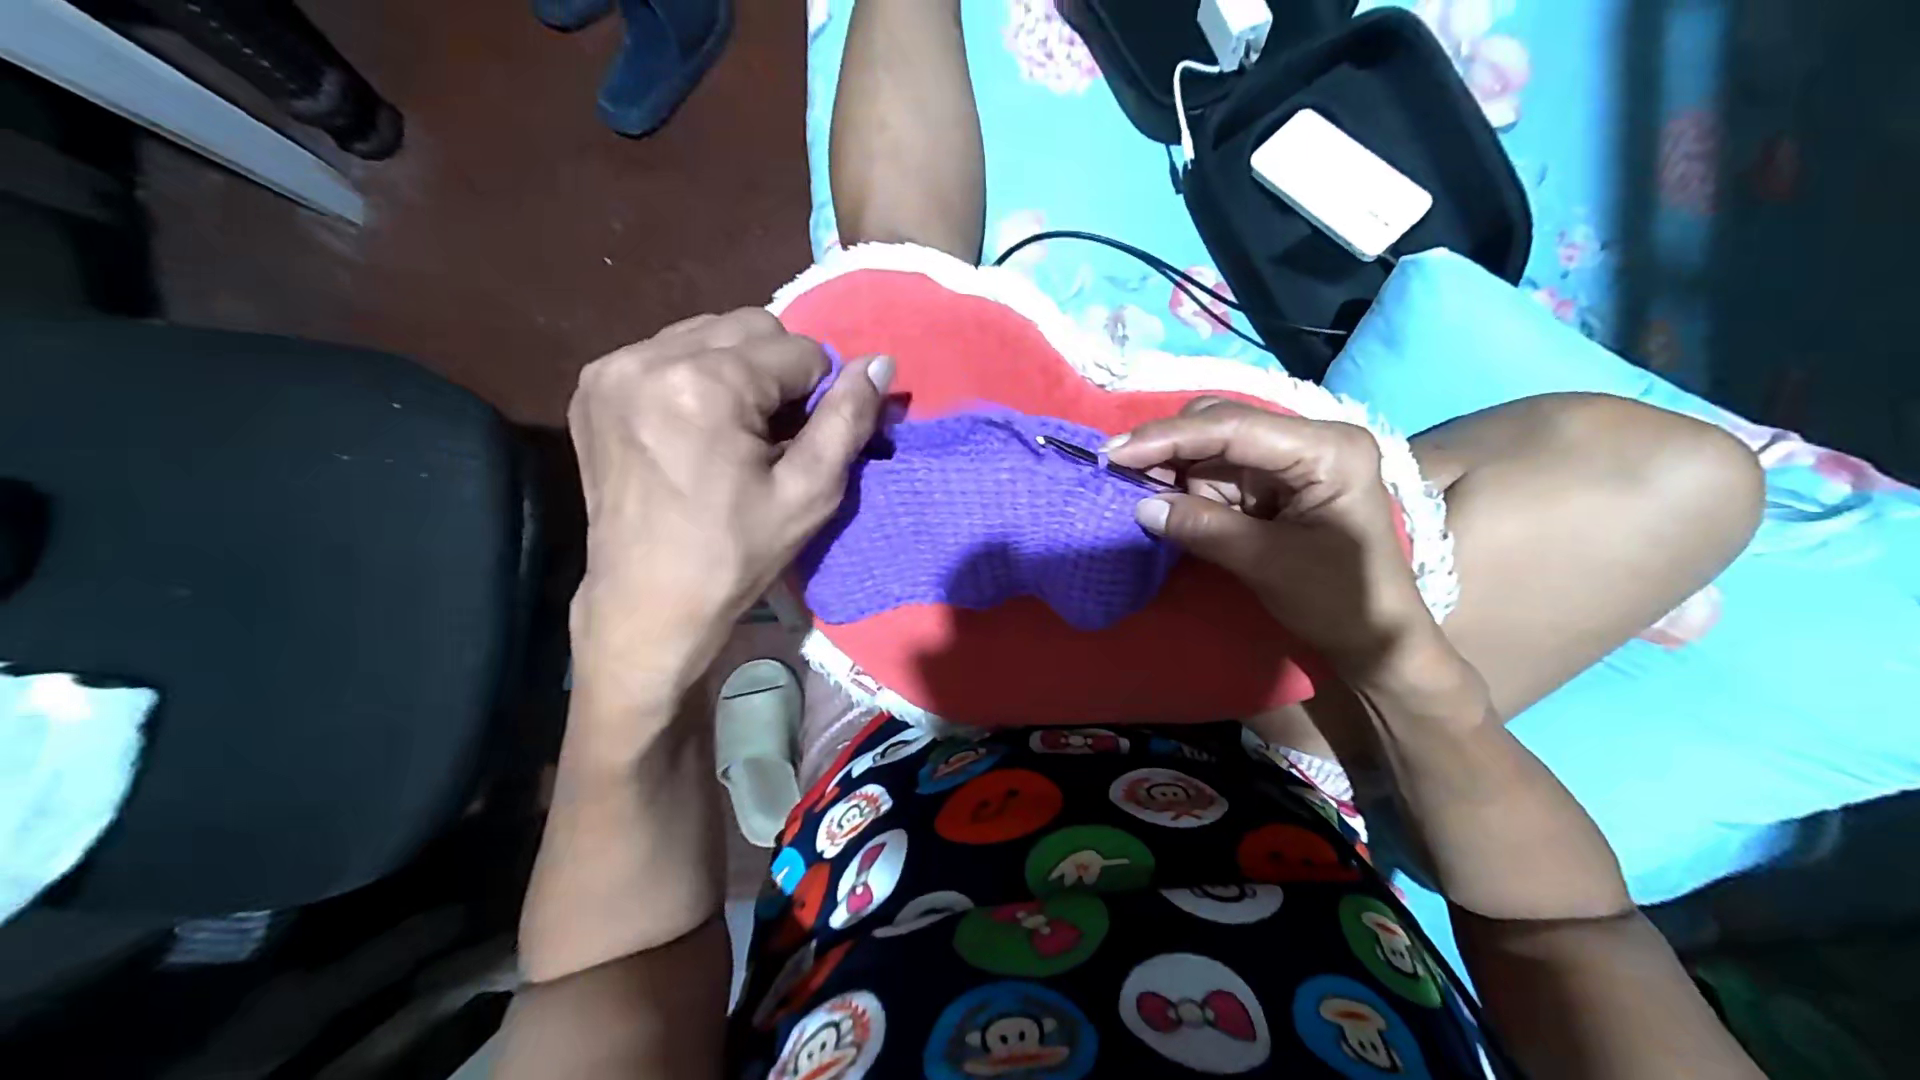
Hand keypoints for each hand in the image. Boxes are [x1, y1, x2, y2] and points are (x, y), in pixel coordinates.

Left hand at [567, 309, 891, 720]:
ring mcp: (612, 368)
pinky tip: (692, 426)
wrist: (647, 601)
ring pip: (708, 332)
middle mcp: (649, 358)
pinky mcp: (592, 385)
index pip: (799, 349)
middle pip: (751, 326)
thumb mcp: (809, 493)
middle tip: (772, 434)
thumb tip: (880, 361)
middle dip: (777, 372)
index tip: (801, 442)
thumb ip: (847, 419)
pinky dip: (694, 376)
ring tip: (731, 430)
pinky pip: (666, 351)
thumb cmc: (735, 554)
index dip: (817, 394)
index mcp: (705, 385)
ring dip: (737, 368)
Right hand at [1106, 398, 1439, 678]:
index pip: (1235, 428)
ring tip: (1144, 498)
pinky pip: (1220, 471)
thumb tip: (1141, 505)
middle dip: (1171, 450)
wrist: (1375, 637)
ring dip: (1177, 471)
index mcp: (1327, 449)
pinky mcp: (1278, 481)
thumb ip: (1204, 528)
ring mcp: (1294, 458)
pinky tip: (1169, 503)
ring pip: (1214, 446)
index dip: (1169, 437)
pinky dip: (1190, 488)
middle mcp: (1311, 440)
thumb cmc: (1338, 600)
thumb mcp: (1268, 564)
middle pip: (1222, 424)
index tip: (1114, 453)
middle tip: (1119, 474)